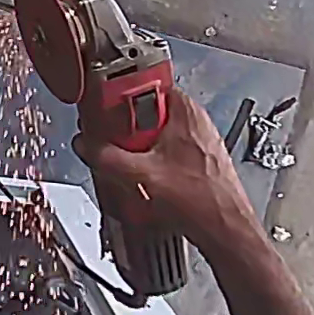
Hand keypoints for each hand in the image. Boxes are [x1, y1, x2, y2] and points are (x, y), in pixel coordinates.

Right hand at [74, 88, 266, 262]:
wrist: (226, 230)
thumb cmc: (200, 199)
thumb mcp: (141, 174)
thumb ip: (107, 157)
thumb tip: (87, 145)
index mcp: (184, 110)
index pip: (145, 84)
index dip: (121, 95)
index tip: (105, 107)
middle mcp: (194, 119)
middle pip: (148, 110)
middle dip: (127, 125)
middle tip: (111, 140)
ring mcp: (199, 138)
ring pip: (157, 131)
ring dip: (138, 144)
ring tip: (126, 162)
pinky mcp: (199, 157)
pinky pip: (167, 148)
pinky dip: (153, 157)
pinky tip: (146, 177)